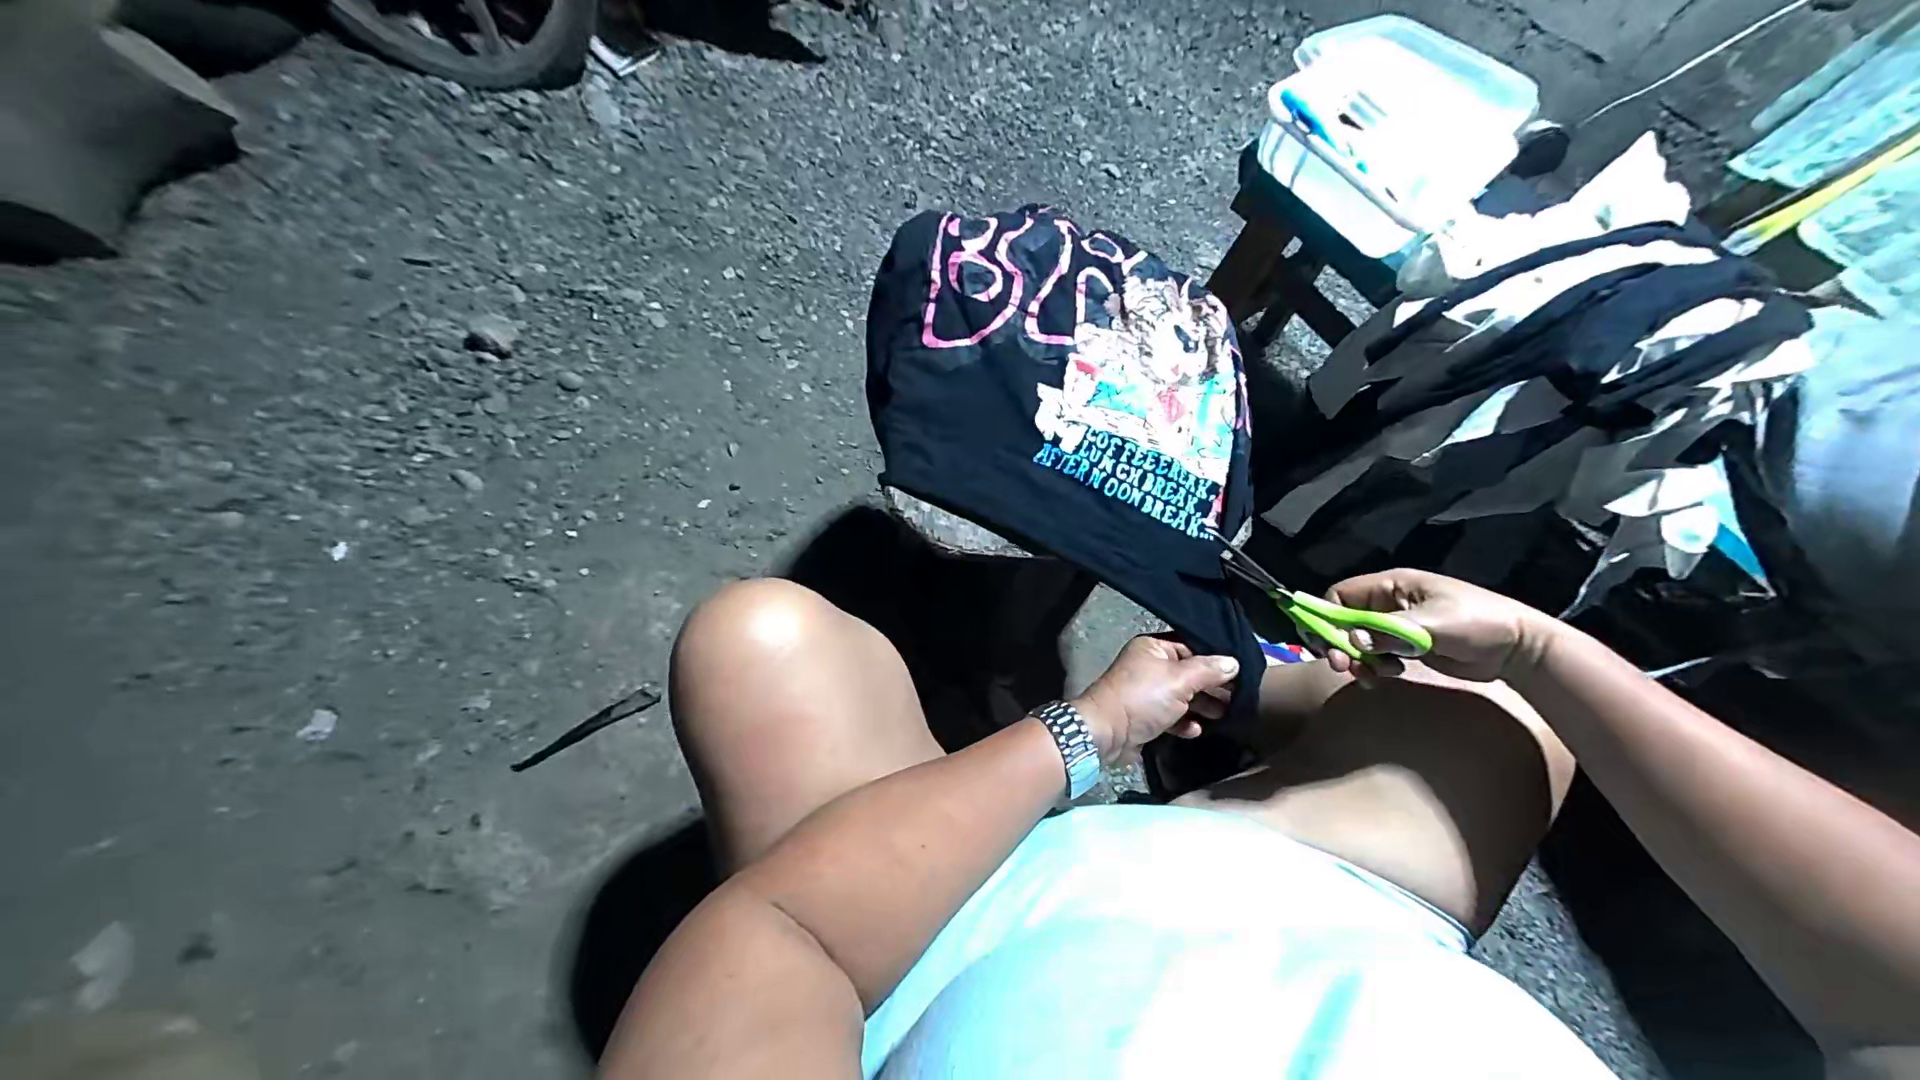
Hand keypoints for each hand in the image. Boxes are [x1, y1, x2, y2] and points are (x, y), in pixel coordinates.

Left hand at [1073, 636, 1239, 765]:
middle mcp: (1149, 665)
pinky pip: (1172, 715)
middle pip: (1190, 672)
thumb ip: (1208, 671)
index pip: (1191, 646)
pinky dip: (1184, 722)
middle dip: (1212, 686)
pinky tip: (1195, 729)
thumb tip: (1233, 662)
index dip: (1215, 658)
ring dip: (1202, 705)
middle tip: (1239, 697)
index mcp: (1153, 647)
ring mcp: (1147, 691)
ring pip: (1183, 696)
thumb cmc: (1143, 698)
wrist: (1108, 732)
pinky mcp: (1146, 715)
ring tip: (1225, 715)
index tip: (1241, 670)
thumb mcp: (1180, 680)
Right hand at [1320, 569, 1558, 682]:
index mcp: (1391, 586)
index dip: (1327, 616)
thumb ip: (1390, 632)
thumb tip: (1353, 640)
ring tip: (1371, 675)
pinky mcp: (1406, 646)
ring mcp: (1397, 625)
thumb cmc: (1479, 624)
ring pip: (1357, 640)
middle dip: (1339, 643)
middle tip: (1342, 665)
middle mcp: (1388, 604)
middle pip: (1344, 620)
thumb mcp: (1433, 625)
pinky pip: (1375, 654)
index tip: (1326, 642)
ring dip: (1356, 659)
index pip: (1340, 595)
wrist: (1521, 648)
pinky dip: (1373, 666)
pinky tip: (1386, 675)